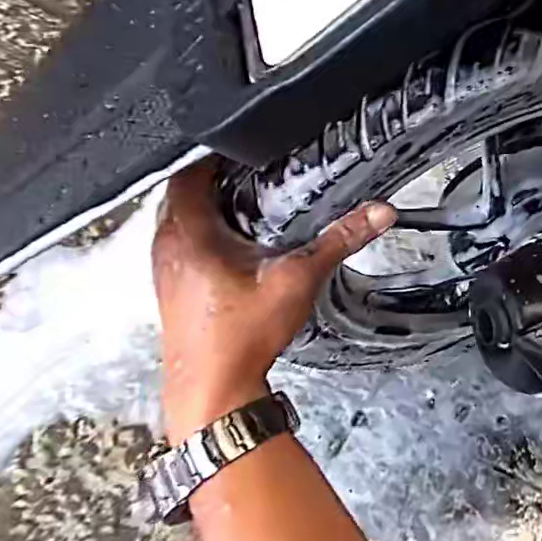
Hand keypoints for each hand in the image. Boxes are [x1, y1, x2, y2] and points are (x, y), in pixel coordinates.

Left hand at [152, 159, 395, 440]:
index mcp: (190, 236)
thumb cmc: (240, 337)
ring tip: (243, 203)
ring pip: (178, 223)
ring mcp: (165, 273)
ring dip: (205, 209)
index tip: (239, 150)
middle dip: (213, 180)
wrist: (213, 390)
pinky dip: (202, 236)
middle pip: (182, 196)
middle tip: (248, 173)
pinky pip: (180, 248)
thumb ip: (340, 240)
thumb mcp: (299, 277)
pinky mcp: (173, 292)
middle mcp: (168, 250)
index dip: (214, 156)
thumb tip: (376, 212)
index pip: (188, 174)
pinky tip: (233, 248)